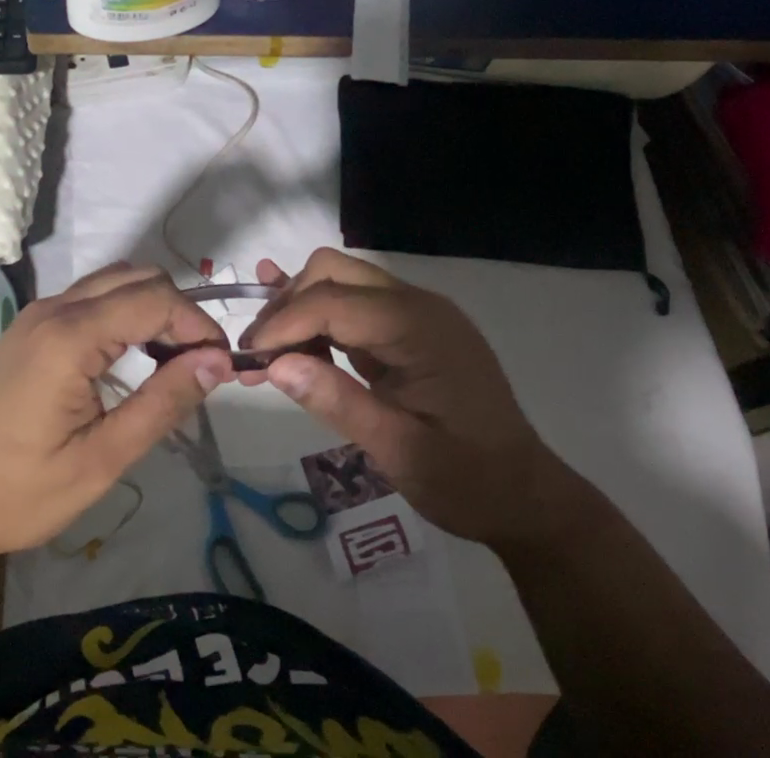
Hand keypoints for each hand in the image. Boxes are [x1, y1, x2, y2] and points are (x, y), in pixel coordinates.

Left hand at [0, 263, 233, 567]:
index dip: (198, 325)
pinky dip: (121, 316)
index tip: (221, 368)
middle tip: (198, 367)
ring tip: (171, 365)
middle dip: (178, 312)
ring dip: (150, 310)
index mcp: (70, 337)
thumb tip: (216, 362)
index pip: (156, 298)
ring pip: (111, 284)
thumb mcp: (102, 459)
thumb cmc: (19, 491)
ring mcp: (34, 318)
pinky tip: (130, 362)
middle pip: (135, 278)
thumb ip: (163, 404)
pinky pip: (86, 302)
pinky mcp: (26, 333)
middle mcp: (52, 311)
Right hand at [242, 248, 577, 547]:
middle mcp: (419, 306)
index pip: (332, 301)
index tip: (246, 359)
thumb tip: (275, 365)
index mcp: (420, 328)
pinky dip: (319, 321)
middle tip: (258, 356)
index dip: (282, 324)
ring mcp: (417, 316)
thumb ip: (337, 402)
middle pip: (333, 273)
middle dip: (287, 306)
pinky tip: (287, 337)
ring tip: (266, 356)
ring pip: (339, 283)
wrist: (523, 496)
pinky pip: (354, 308)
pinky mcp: (410, 332)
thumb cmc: (467, 479)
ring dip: (298, 311)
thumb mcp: (399, 450)